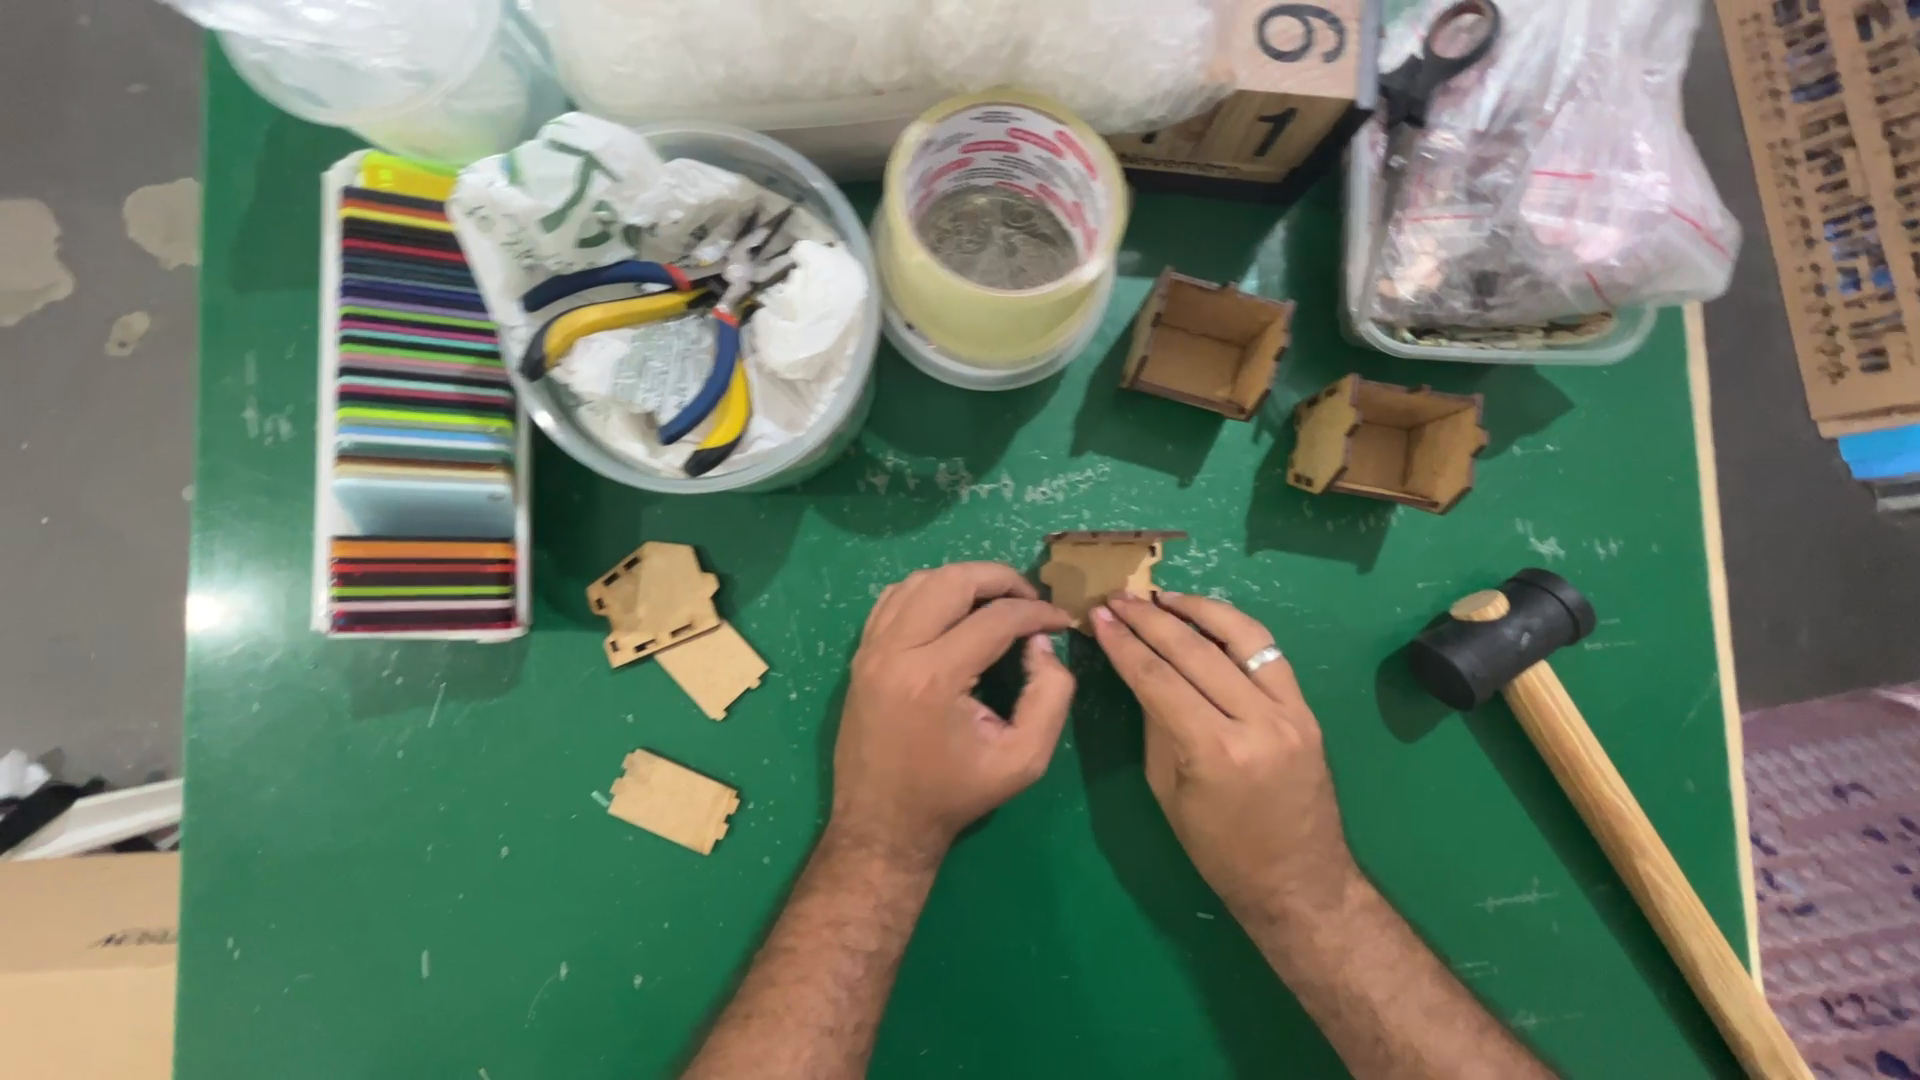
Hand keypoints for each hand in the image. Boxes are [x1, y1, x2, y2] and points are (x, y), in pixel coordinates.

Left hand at [830, 563, 1075, 866]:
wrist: (884, 823)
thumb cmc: (956, 794)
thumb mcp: (1024, 758)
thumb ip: (1050, 694)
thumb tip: (1040, 643)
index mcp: (934, 678)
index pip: (996, 618)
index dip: (1037, 612)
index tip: (1060, 620)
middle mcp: (896, 651)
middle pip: (953, 580)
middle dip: (1001, 579)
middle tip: (1030, 599)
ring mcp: (871, 649)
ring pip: (920, 580)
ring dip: (964, 581)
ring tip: (997, 602)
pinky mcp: (861, 654)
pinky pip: (894, 598)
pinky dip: (929, 591)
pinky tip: (953, 611)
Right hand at [1090, 592, 1358, 924]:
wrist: (1299, 882)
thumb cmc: (1219, 850)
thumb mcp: (1167, 789)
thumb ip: (1156, 722)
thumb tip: (1141, 670)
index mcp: (1214, 751)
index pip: (1157, 678)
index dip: (1123, 644)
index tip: (1100, 616)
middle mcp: (1256, 722)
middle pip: (1194, 650)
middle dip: (1149, 619)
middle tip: (1120, 597)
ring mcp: (1290, 712)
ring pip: (1240, 637)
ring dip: (1197, 609)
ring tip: (1163, 596)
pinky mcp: (1307, 710)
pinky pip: (1268, 654)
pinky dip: (1235, 628)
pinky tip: (1208, 618)